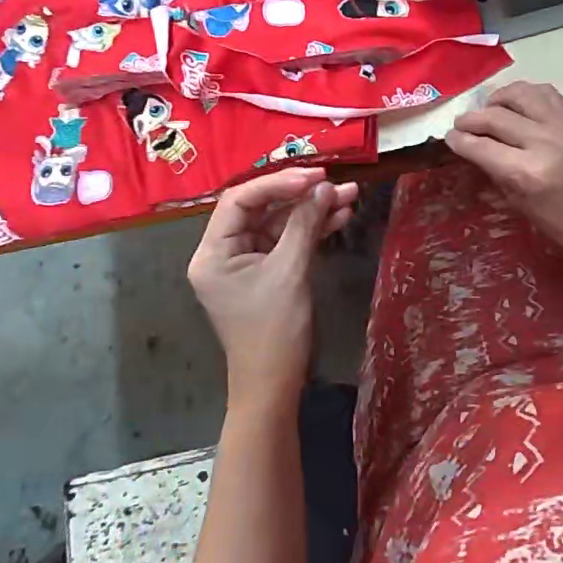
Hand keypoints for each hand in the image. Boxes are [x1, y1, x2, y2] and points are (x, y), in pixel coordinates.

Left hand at [187, 167, 357, 410]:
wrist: (275, 385)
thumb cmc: (274, 332)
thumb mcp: (290, 273)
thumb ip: (305, 225)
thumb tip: (326, 188)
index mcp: (213, 252)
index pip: (240, 201)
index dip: (278, 183)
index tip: (315, 177)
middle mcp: (223, 252)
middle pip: (260, 209)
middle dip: (300, 196)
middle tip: (336, 183)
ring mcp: (245, 263)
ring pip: (278, 224)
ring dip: (312, 211)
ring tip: (349, 197)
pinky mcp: (265, 273)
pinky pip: (286, 242)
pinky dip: (311, 231)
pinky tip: (339, 218)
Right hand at [445, 81, 562, 282]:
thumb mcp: (523, 206)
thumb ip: (498, 174)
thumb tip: (476, 151)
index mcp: (528, 173)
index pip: (481, 147)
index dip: (459, 140)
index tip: (449, 138)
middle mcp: (544, 142)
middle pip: (495, 116)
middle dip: (471, 119)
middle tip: (461, 124)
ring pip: (520, 94)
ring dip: (497, 99)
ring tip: (488, 109)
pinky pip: (544, 93)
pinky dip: (524, 94)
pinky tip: (516, 105)